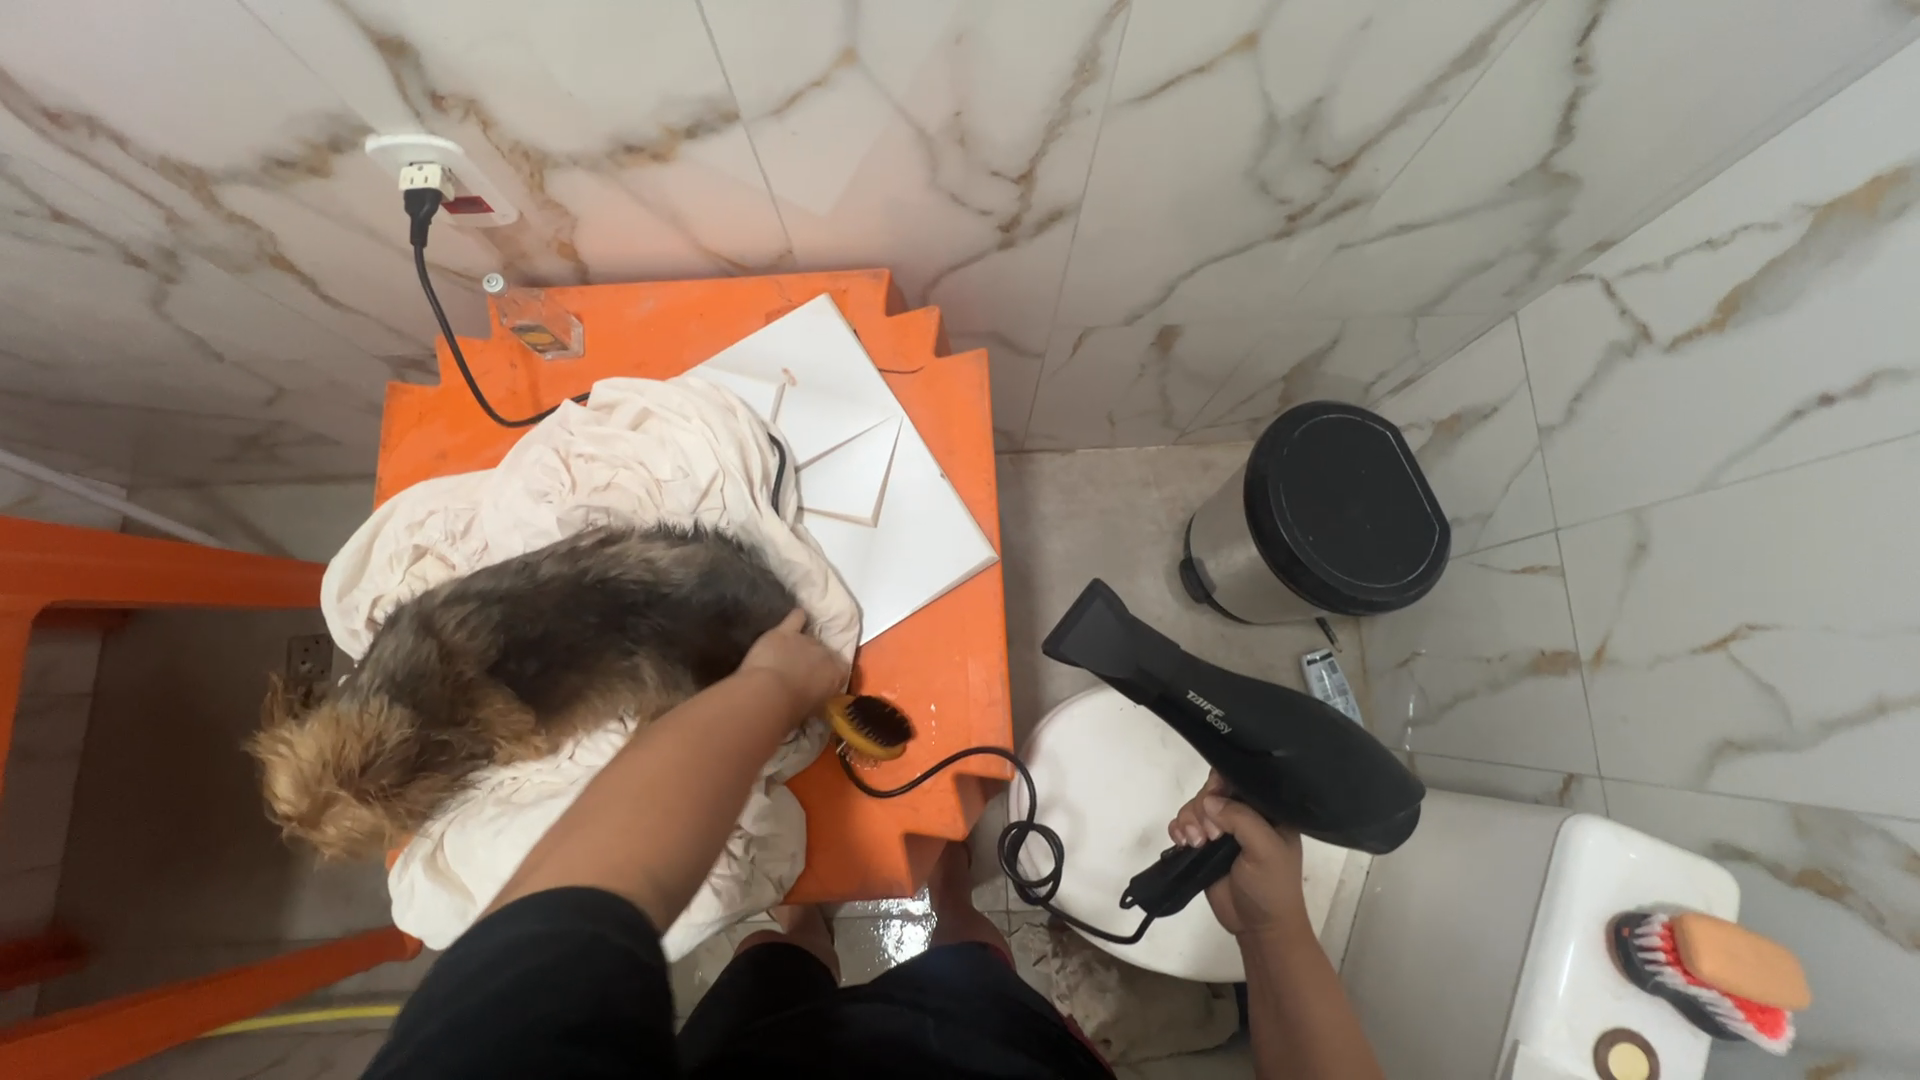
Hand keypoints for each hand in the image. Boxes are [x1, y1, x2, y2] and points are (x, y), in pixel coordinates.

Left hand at [737, 609, 847, 719]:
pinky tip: (797, 616)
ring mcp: (805, 639)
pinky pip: (796, 617)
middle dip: (813, 660)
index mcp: (837, 673)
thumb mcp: (813, 709)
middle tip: (800, 673)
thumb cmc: (791, 710)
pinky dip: (797, 617)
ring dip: (800, 646)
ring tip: (789, 655)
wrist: (768, 695)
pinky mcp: (784, 632)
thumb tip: (814, 696)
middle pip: (823, 651)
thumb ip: (818, 696)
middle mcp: (825, 652)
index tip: (820, 682)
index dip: (830, 674)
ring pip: (808, 637)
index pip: (840, 669)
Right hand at [1168, 770, 1308, 937]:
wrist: (1259, 928)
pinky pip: (1183, 824)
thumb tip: (1208, 802)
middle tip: (1209, 835)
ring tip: (1195, 844)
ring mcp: (1222, 830)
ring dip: (1188, 820)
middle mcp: (1244, 815)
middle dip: (1202, 808)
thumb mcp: (1266, 850)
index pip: (1241, 780)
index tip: (1212, 799)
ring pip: (1195, 807)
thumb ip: (1240, 819)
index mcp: (1266, 811)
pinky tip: (1182, 842)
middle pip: (1212, 791)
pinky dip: (1178, 829)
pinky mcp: (1204, 845)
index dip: (1222, 784)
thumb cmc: (1271, 887)